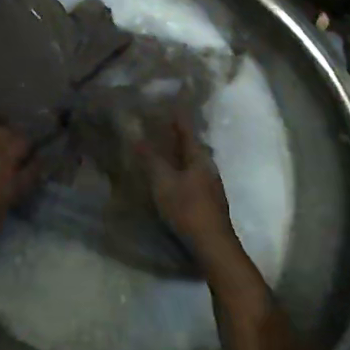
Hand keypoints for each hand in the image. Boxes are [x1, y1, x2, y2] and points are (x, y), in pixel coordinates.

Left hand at [0, 124, 37, 241]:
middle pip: (23, 143)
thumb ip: (9, 199)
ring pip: (3, 131)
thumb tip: (11, 189)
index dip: (38, 163)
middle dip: (25, 143)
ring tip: (3, 138)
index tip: (36, 162)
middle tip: (22, 147)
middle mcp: (3, 164)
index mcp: (13, 186)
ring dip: (6, 134)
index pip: (34, 169)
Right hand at [142, 119, 235, 252]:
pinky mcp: (208, 202)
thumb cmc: (187, 208)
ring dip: (178, 154)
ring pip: (192, 163)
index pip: (187, 131)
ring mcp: (211, 186)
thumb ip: (151, 158)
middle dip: (177, 136)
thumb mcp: (163, 181)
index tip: (169, 103)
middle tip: (160, 125)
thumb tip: (137, 135)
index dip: (178, 118)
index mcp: (200, 158)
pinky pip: (192, 177)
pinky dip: (180, 170)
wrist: (213, 246)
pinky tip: (171, 177)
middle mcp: (208, 168)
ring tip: (162, 149)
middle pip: (192, 146)